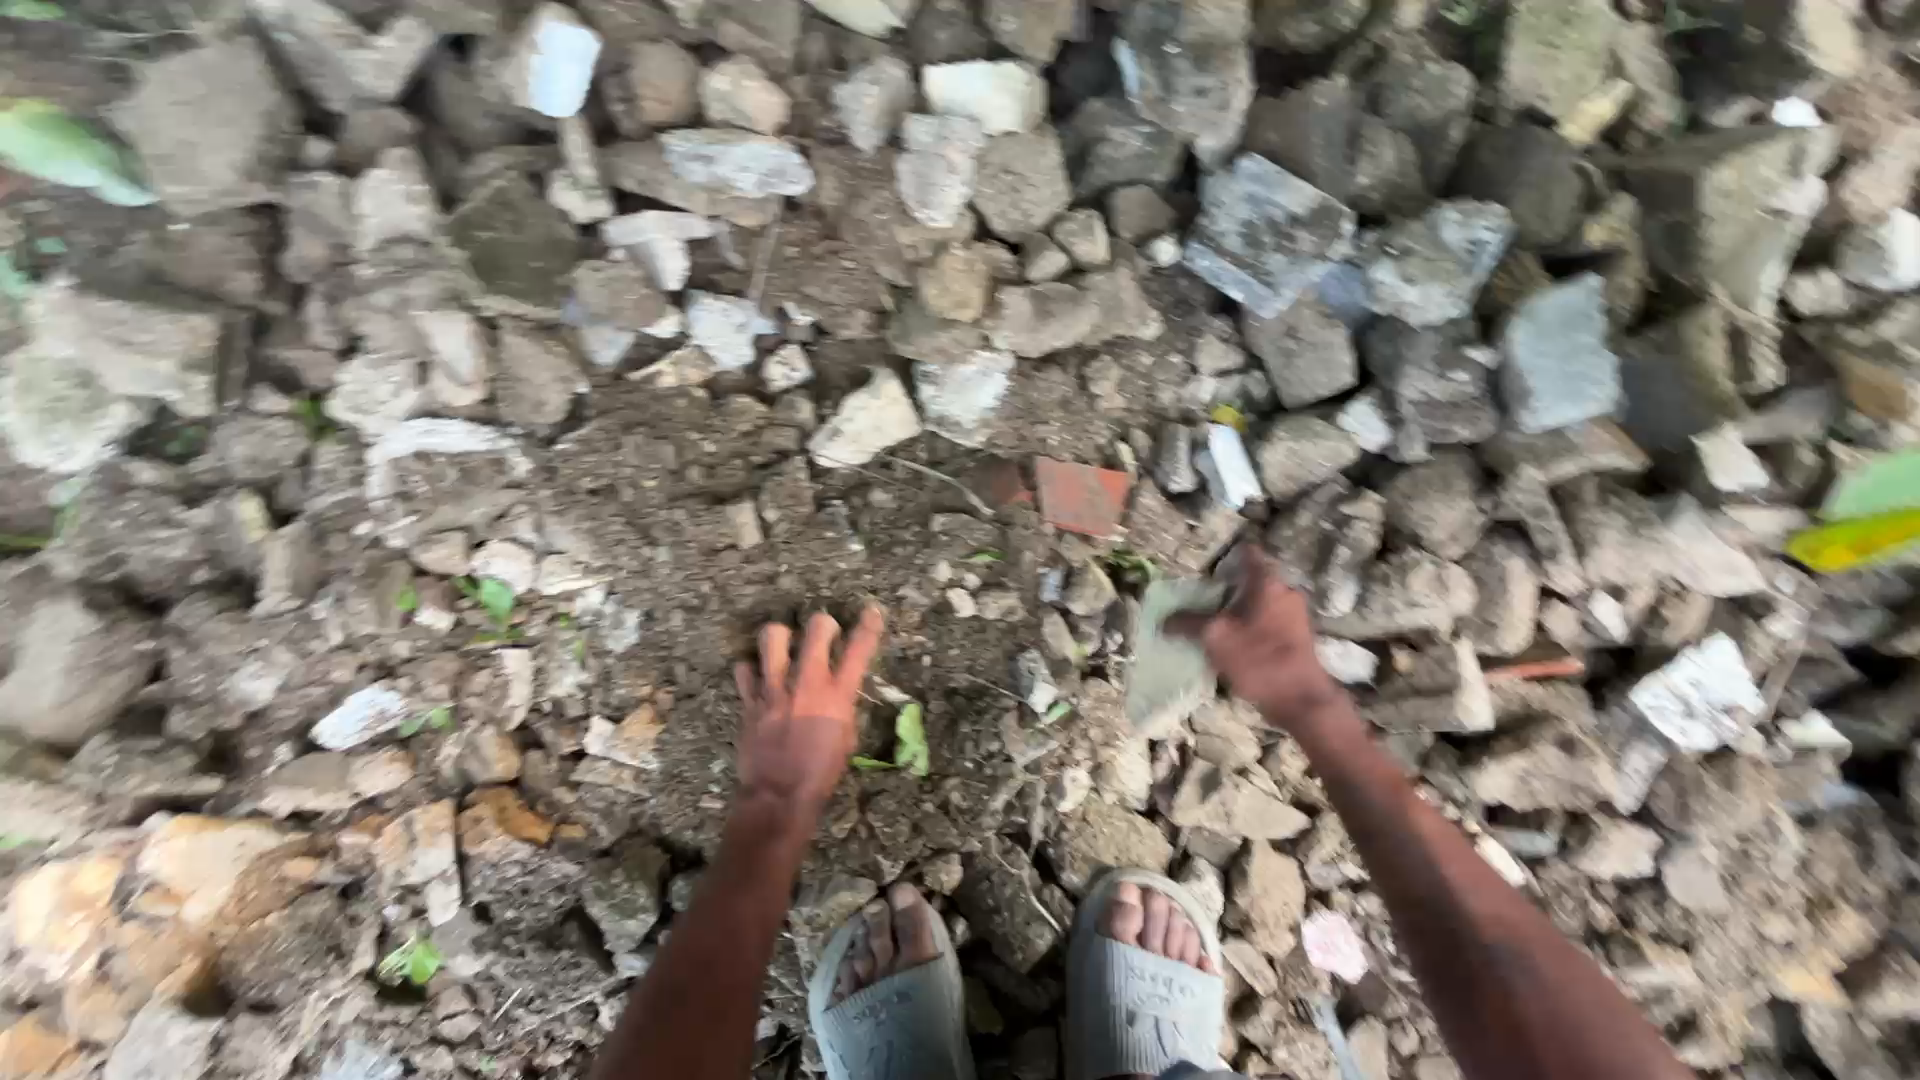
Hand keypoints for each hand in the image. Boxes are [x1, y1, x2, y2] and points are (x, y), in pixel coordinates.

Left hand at [733, 605, 885, 815]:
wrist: (778, 796)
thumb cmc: (821, 772)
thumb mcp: (847, 738)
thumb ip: (843, 708)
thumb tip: (839, 694)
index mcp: (837, 695)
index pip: (859, 649)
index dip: (868, 625)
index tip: (871, 611)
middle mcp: (807, 682)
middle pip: (816, 628)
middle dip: (823, 623)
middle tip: (824, 632)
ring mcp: (774, 688)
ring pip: (773, 636)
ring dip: (781, 637)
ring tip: (785, 647)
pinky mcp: (749, 700)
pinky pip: (744, 669)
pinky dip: (751, 671)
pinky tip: (758, 678)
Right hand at [1166, 546, 1346, 732]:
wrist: (1300, 699)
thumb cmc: (1258, 658)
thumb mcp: (1215, 637)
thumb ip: (1188, 623)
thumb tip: (1164, 621)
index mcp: (1268, 583)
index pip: (1248, 553)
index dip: (1227, 555)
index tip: (1209, 565)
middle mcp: (1286, 591)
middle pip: (1254, 579)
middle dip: (1230, 587)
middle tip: (1204, 597)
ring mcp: (1295, 615)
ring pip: (1262, 602)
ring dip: (1240, 608)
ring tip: (1216, 621)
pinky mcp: (1298, 637)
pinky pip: (1269, 620)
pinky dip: (1252, 625)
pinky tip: (1235, 641)